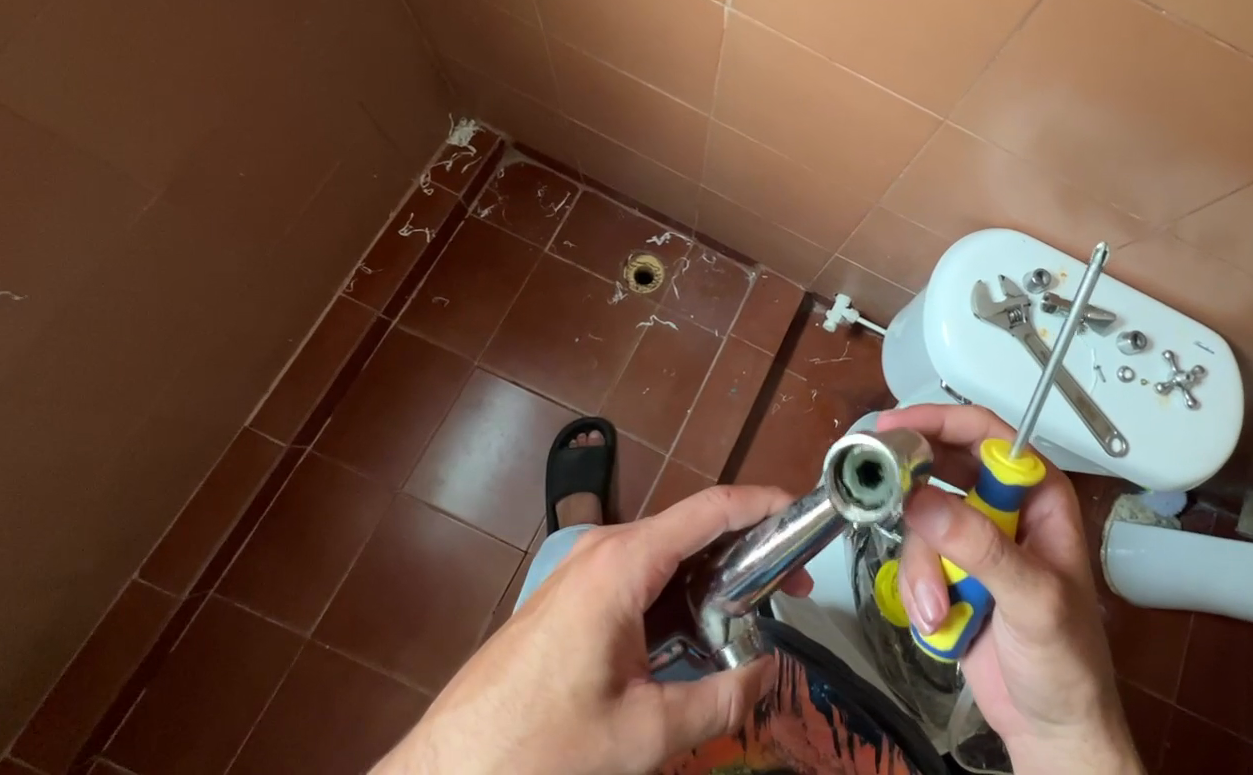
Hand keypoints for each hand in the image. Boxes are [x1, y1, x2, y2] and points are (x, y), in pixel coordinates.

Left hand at [377, 485, 809, 774]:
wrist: (446, 772)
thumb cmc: (541, 746)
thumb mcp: (643, 732)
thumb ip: (719, 700)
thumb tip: (770, 675)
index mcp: (624, 563)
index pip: (711, 509)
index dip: (764, 504)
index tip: (806, 515)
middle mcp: (605, 550)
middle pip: (692, 529)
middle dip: (748, 550)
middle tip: (794, 588)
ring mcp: (584, 570)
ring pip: (668, 555)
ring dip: (714, 576)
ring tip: (757, 611)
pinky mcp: (572, 596)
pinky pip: (641, 577)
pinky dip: (680, 594)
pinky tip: (701, 632)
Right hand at [878, 405, 1142, 773]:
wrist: (1051, 728)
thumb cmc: (1066, 661)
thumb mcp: (1032, 599)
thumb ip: (980, 547)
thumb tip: (920, 499)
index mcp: (1038, 495)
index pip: (987, 434)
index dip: (940, 422)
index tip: (894, 428)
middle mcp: (1004, 506)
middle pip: (943, 468)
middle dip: (912, 490)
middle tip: (877, 489)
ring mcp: (973, 539)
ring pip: (920, 520)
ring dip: (920, 567)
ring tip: (938, 609)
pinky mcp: (950, 571)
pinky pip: (914, 558)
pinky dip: (916, 588)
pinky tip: (938, 620)